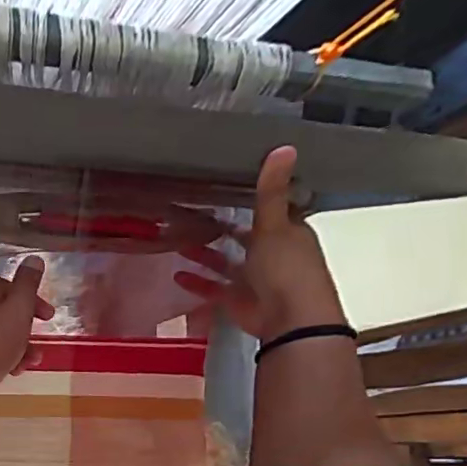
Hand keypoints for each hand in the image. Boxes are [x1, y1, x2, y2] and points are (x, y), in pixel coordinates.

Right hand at [173, 146, 345, 339]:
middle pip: (243, 237)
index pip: (269, 210)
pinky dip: (197, 282)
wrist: (290, 319)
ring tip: (176, 241)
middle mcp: (271, 253)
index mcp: (288, 232)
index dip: (250, 199)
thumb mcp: (275, 226)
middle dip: (220, 227)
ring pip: (225, 262)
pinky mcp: (237, 300)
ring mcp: (253, 279)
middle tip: (190, 214)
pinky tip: (177, 275)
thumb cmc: (287, 268)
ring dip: (204, 254)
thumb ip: (271, 191)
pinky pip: (214, 287)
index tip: (224, 186)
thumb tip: (284, 146)